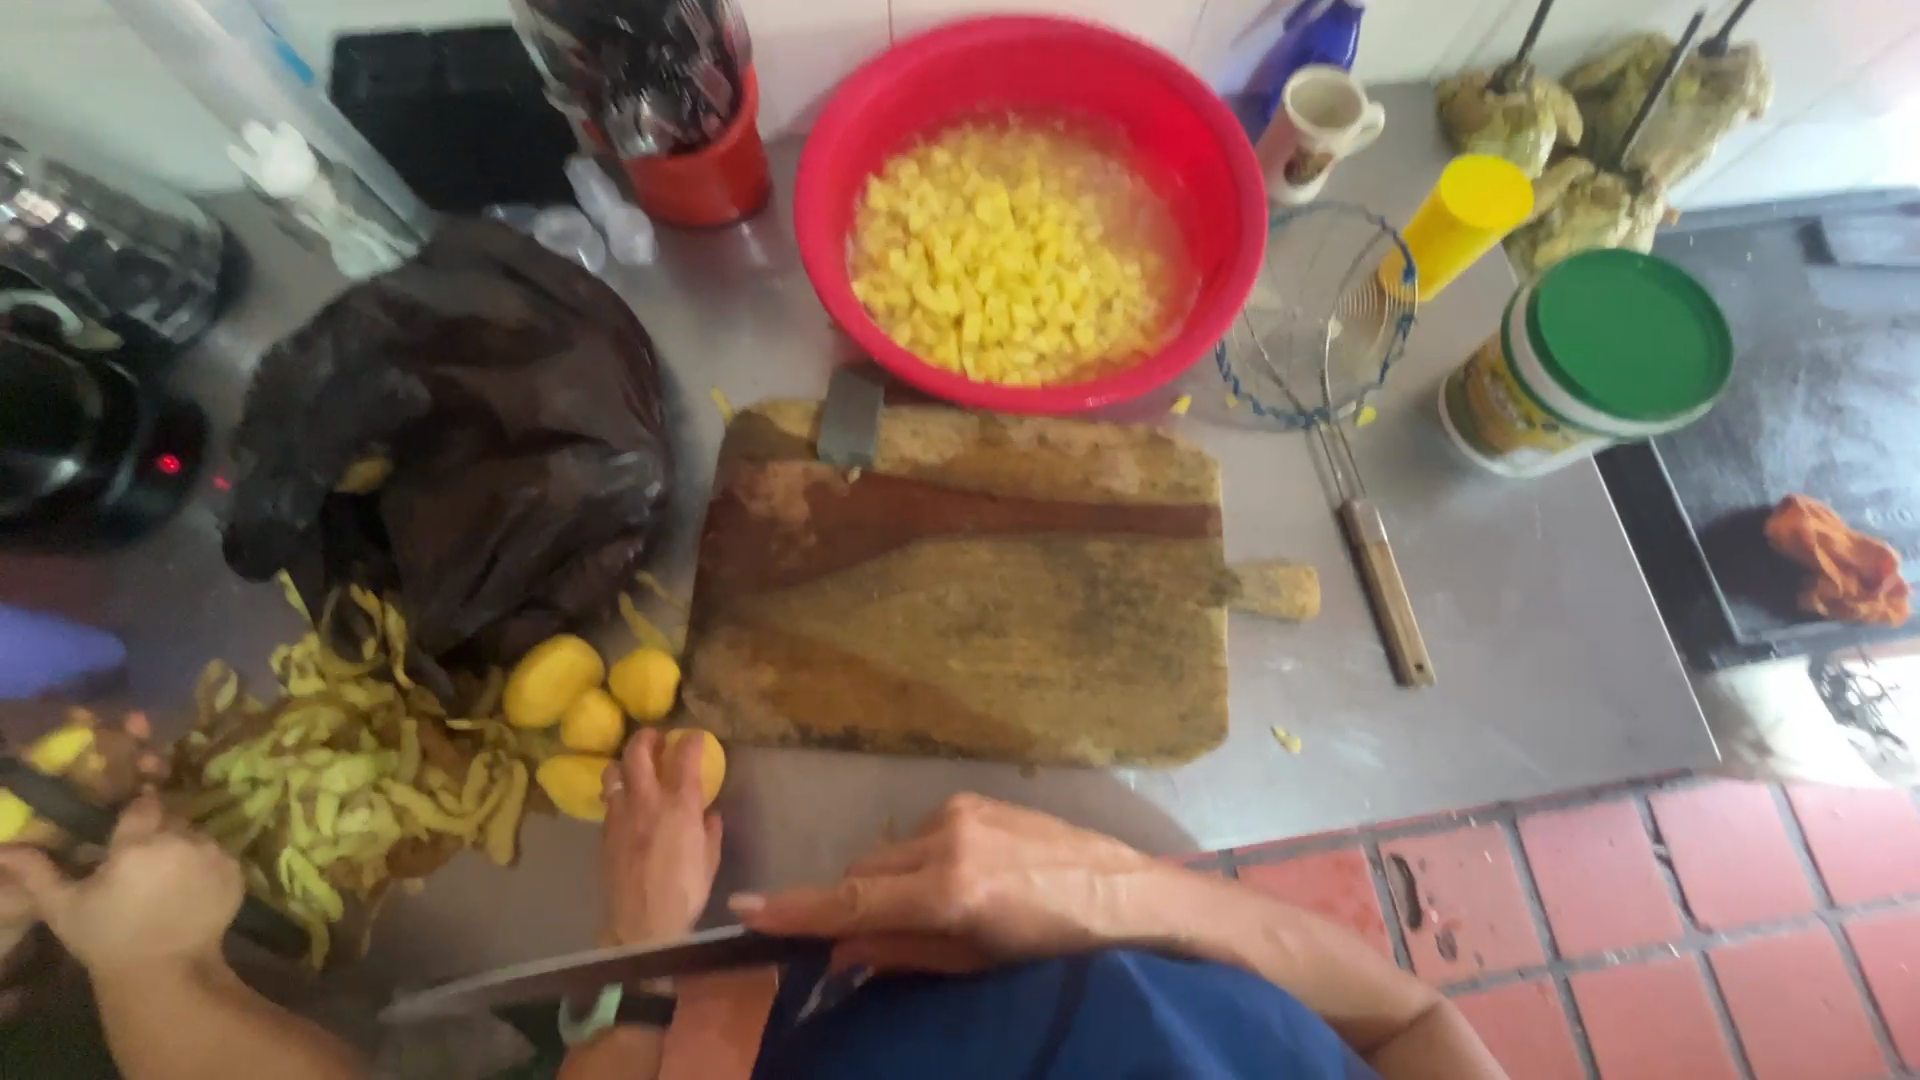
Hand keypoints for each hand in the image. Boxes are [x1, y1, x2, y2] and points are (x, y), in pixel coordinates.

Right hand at [0, 793, 240, 976]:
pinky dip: (203, 861)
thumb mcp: (63, 905)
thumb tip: (5, 847)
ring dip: (181, 845)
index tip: (131, 815)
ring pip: (196, 834)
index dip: (138, 807)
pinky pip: (218, 852)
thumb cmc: (105, 936)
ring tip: (163, 875)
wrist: (164, 963)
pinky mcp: (236, 866)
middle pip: (173, 819)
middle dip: (157, 830)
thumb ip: (38, 871)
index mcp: (139, 844)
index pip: (144, 806)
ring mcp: (215, 852)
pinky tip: (187, 885)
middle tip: (141, 856)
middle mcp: (183, 840)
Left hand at [600, 730, 723, 945]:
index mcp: (680, 804)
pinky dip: (617, 791)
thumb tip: (709, 813)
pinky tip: (624, 800)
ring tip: (632, 764)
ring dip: (624, 762)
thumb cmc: (685, 891)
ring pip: (614, 772)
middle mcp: (648, 801)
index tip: (697, 736)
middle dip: (647, 738)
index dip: (692, 740)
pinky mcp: (605, 833)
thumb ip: (710, 830)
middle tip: (656, 736)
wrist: (641, 926)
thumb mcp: (710, 858)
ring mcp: (621, 815)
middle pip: (639, 753)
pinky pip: (609, 801)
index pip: (685, 756)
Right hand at [730, 794, 1169, 972]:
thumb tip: (840, 950)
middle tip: (876, 933)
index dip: (799, 908)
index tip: (748, 909)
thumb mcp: (976, 962)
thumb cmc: (1050, 942)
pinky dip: (921, 857)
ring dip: (893, 879)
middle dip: (855, 900)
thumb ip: (902, 952)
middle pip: (864, 870)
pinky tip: (962, 873)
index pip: (855, 900)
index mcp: (949, 890)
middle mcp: (945, 838)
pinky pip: (922, 831)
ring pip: (891, 850)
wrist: (1119, 888)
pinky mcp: (972, 796)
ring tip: (940, 905)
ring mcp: (959, 810)